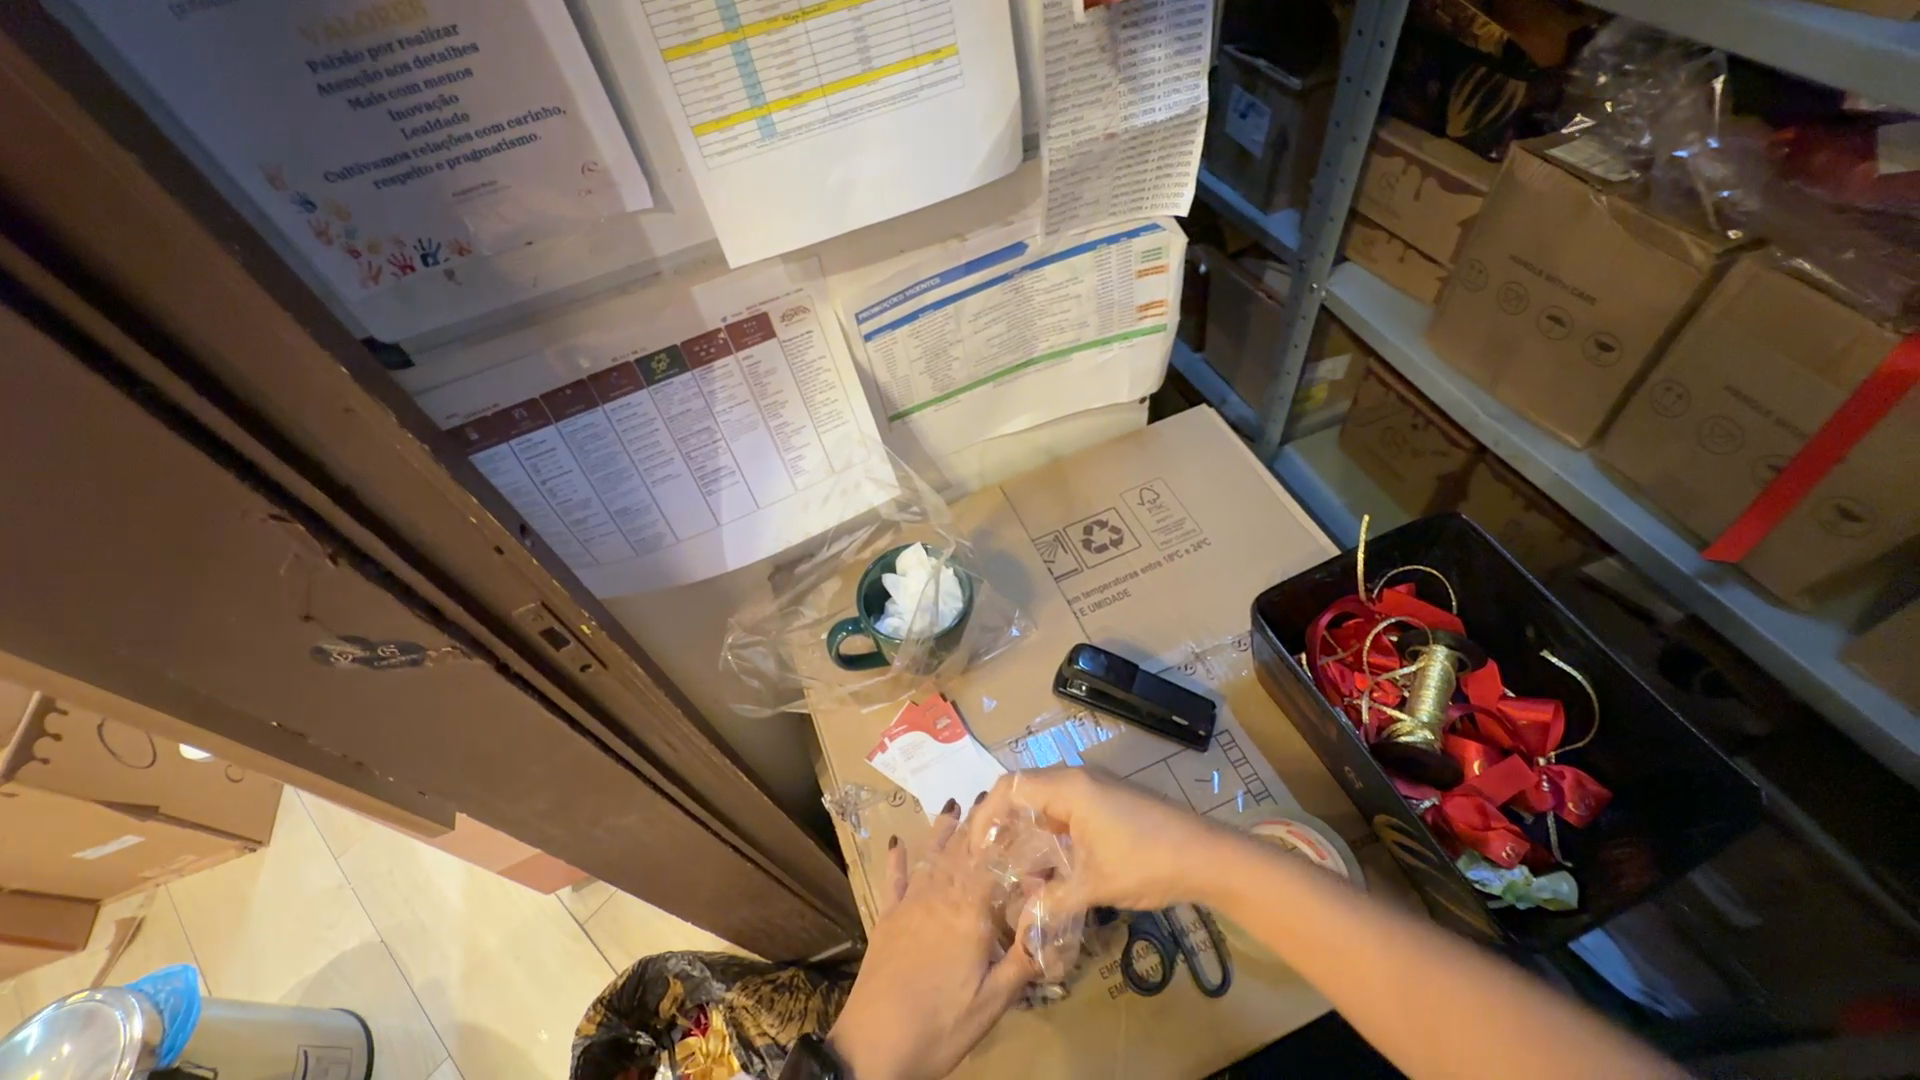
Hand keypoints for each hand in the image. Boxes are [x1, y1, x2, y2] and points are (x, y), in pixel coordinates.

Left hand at [828, 799, 1037, 1079]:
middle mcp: (938, 898)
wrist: (871, 1049)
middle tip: (993, 793)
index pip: (992, 862)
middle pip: (961, 852)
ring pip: (931, 858)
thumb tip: (1050, 919)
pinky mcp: (886, 920)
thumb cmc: (939, 1027)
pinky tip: (897, 841)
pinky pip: (894, 881)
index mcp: (968, 913)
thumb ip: (1022, 959)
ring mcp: (908, 906)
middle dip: (978, 822)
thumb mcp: (991, 1003)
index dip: (1006, 833)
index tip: (1021, 807)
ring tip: (955, 804)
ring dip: (944, 831)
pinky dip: (897, 860)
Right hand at [972, 767, 1242, 913]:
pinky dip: (1051, 832)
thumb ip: (1052, 900)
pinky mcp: (1110, 803)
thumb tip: (1020, 926)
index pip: (1011, 787)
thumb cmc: (1146, 861)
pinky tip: (1050, 865)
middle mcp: (1078, 779)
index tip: (975, 848)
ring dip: (1028, 828)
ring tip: (1013, 865)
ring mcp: (1097, 789)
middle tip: (987, 858)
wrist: (1208, 856)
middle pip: (1026, 790)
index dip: (986, 814)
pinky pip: (1067, 810)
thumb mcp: (1094, 885)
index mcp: (1069, 787)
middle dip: (1003, 822)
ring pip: (1047, 801)